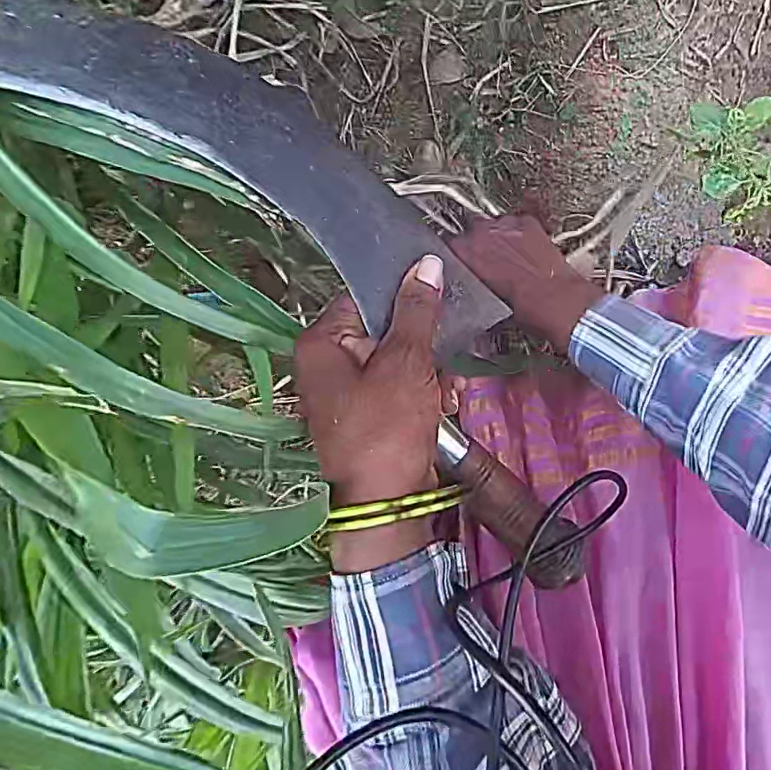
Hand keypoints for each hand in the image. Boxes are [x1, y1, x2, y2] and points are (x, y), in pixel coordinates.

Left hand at [294, 255, 447, 571]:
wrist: (389, 504)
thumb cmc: (387, 429)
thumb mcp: (406, 363)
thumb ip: (417, 312)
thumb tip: (427, 265)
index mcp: (321, 345)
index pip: (362, 298)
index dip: (401, 297)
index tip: (436, 296)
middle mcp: (328, 365)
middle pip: (384, 330)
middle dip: (423, 346)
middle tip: (444, 354)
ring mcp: (349, 393)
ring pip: (398, 360)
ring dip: (431, 372)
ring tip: (449, 388)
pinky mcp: (371, 414)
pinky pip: (400, 388)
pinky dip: (425, 393)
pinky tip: (446, 402)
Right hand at [451, 215, 604, 348]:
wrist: (557, 301)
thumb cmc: (525, 307)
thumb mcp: (486, 297)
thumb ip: (474, 280)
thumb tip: (475, 280)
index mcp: (467, 252)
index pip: (451, 243)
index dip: (459, 254)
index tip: (464, 260)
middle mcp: (484, 233)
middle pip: (472, 229)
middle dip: (479, 243)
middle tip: (490, 261)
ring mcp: (507, 225)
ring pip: (495, 224)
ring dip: (500, 236)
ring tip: (510, 256)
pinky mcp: (529, 223)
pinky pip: (518, 222)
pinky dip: (520, 232)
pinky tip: (526, 249)